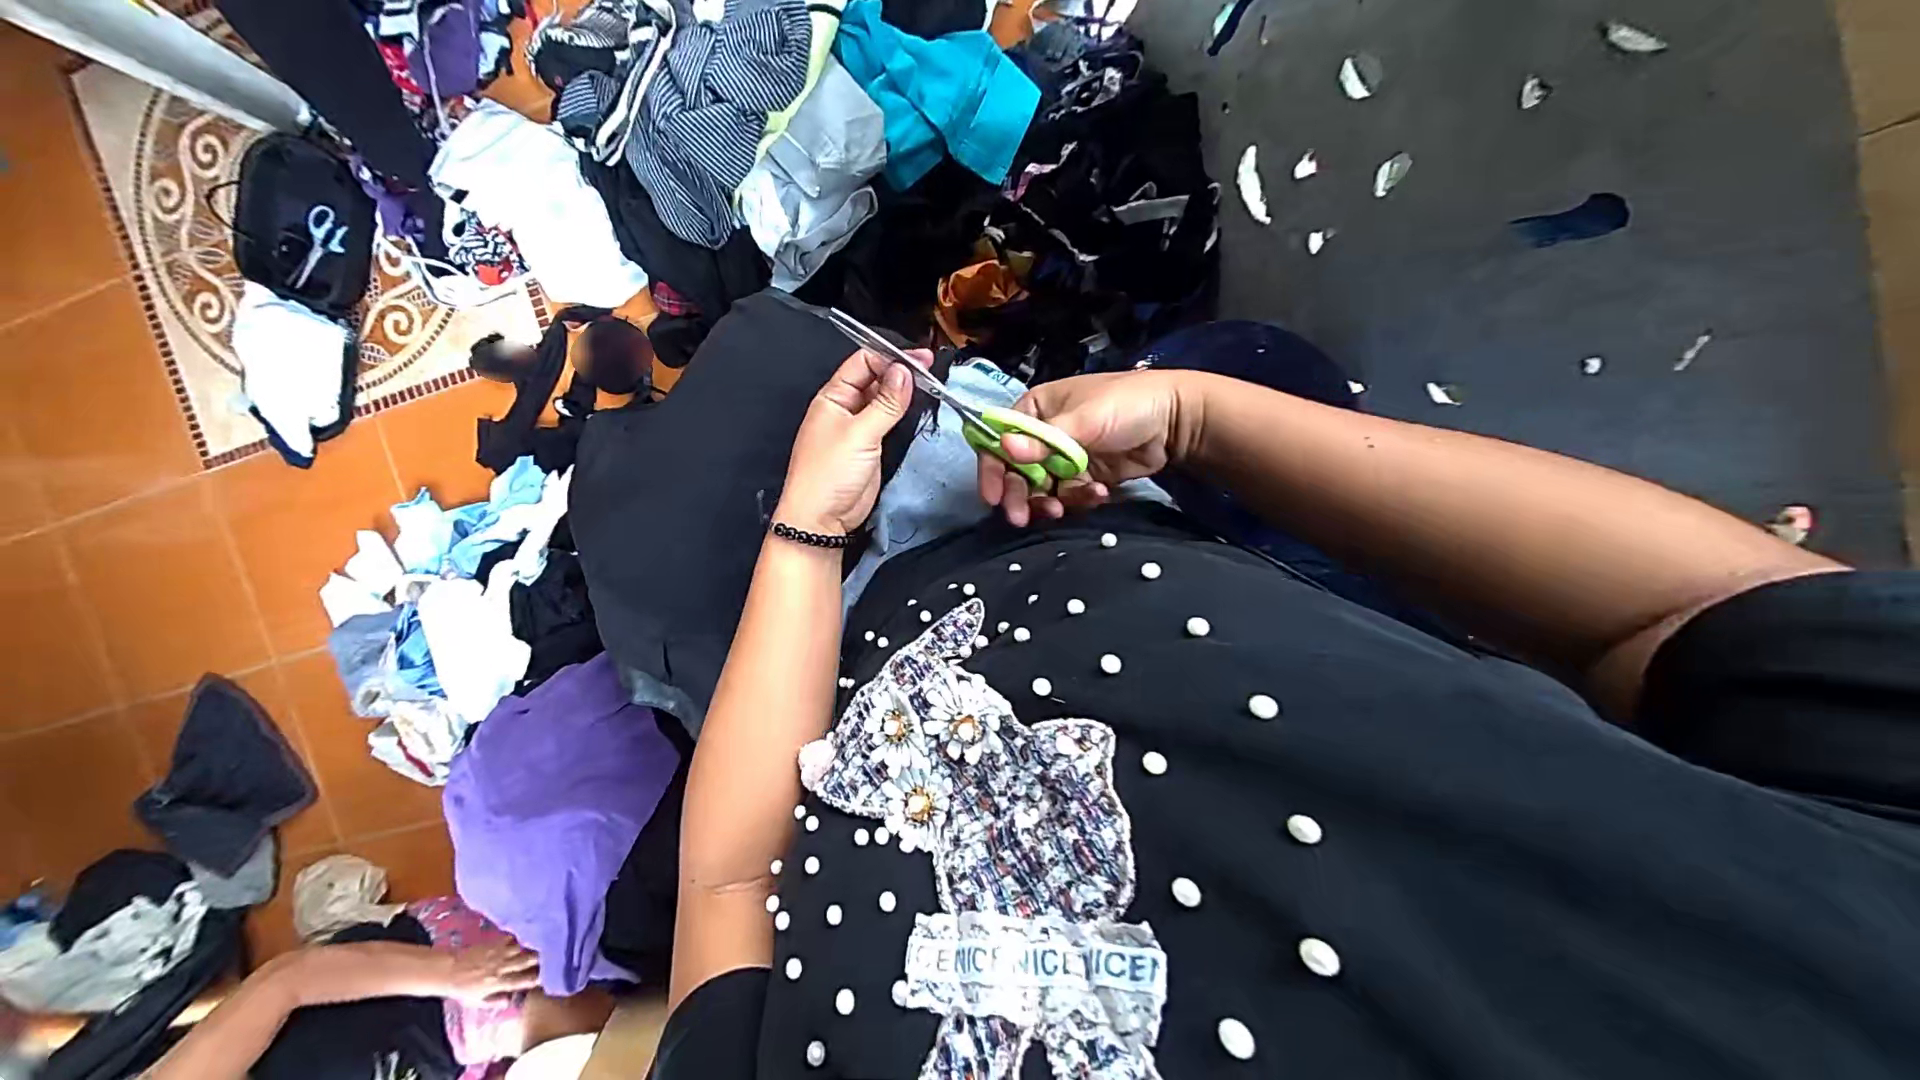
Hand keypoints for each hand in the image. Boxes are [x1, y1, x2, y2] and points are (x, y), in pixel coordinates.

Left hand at [442, 940, 540, 1004]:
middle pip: (527, 960)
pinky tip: (531, 935)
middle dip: (541, 958)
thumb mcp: (476, 1001)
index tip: (548, 976)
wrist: (448, 971)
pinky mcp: (496, 942)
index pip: (522, 980)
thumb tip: (510, 1000)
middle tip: (553, 956)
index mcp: (497, 983)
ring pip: (523, 947)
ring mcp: (500, 953)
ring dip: (535, 946)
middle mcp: (501, 967)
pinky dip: (523, 937)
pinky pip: (514, 938)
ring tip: (547, 944)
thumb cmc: (463, 988)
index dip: (536, 978)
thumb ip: (494, 1001)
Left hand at [776, 349, 914, 535]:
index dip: (890, 357)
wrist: (821, 520)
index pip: (862, 362)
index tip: (919, 358)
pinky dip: (902, 411)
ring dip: (903, 391)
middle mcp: (844, 408)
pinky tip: (916, 406)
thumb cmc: (828, 475)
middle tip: (930, 368)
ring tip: (929, 383)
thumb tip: (905, 372)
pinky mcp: (870, 446)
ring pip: (883, 399)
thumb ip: (886, 403)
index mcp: (832, 397)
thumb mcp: (860, 434)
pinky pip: (887, 420)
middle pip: (875, 378)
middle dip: (900, 371)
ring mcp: (858, 428)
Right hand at [979, 370, 1204, 525]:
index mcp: (1035, 409)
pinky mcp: (1084, 477)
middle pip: (1016, 471)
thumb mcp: (1084, 420)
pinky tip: (1098, 493)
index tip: (993, 497)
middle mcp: (1043, 434)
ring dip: (1048, 503)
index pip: (1000, 441)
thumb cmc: (1126, 405)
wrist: (1175, 421)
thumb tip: (1005, 447)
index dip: (993, 469)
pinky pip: (1068, 495)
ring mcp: (1064, 457)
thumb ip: (1045, 440)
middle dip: (1019, 495)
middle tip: (1020, 518)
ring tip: (1061, 510)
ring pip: (1041, 489)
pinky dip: (1078, 499)